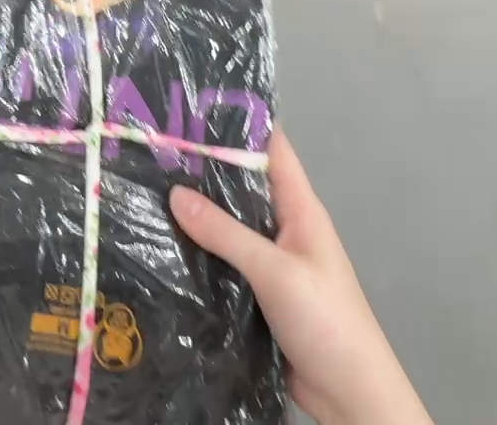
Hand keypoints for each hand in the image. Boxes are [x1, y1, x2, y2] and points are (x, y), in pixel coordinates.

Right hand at [171, 129, 432, 424]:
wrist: (353, 400)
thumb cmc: (328, 323)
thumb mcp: (276, 272)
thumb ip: (226, 233)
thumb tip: (173, 192)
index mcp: (300, 210)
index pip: (271, 149)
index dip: (238, 121)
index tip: (192, 101)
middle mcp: (282, 227)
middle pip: (240, 183)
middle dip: (202, 161)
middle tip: (150, 140)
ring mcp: (268, 260)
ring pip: (225, 220)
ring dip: (193, 206)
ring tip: (143, 180)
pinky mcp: (253, 290)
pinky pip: (219, 256)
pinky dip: (193, 245)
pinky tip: (159, 237)